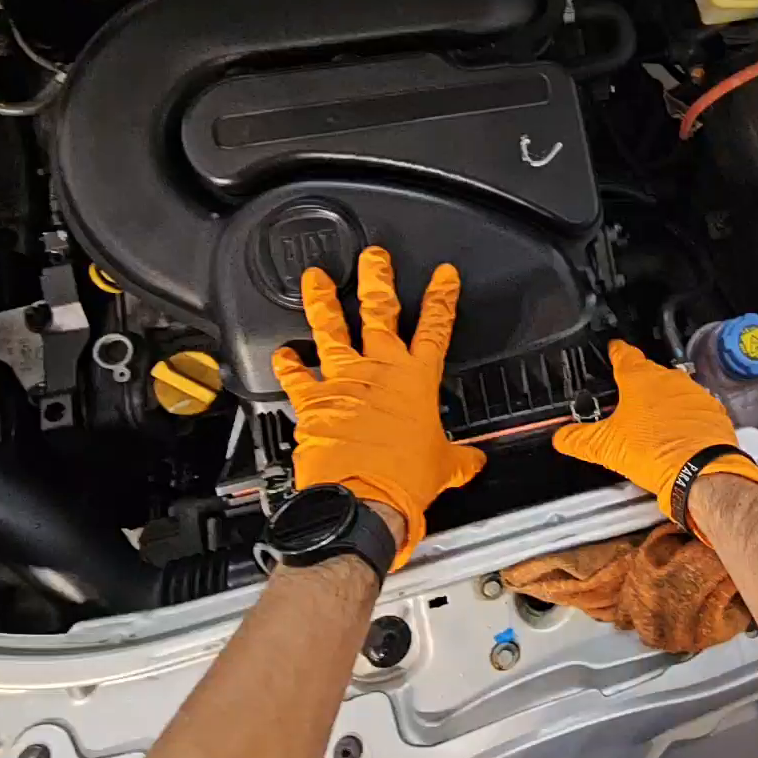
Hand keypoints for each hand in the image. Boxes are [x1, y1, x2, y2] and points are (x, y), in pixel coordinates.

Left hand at [272, 247, 485, 570]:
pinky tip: (282, 353)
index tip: (444, 274)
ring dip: (323, 302)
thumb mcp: (445, 467)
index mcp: (418, 379)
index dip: (442, 297)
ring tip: (316, 278)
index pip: (437, 326)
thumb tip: (474, 462)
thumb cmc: (405, 480)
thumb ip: (460, 459)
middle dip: (378, 278)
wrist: (362, 501)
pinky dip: (288, 364)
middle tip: (373, 256)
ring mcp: (344, 380)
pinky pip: (297, 376)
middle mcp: (381, 369)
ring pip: (332, 329)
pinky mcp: (313, 401)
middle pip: (380, 310)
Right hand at [553, 341, 757, 532]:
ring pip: (673, 390)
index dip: (616, 352)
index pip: (624, 354)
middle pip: (649, 373)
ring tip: (652, 425)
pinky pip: (694, 408)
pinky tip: (678, 435)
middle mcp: (669, 379)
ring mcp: (693, 393)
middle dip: (638, 384)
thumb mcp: (606, 447)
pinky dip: (685, 417)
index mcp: (640, 379)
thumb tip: (561, 437)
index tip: (614, 349)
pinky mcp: (712, 410)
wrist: (700, 472)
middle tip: (627, 401)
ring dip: (663, 402)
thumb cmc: (656, 452)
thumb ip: (579, 439)